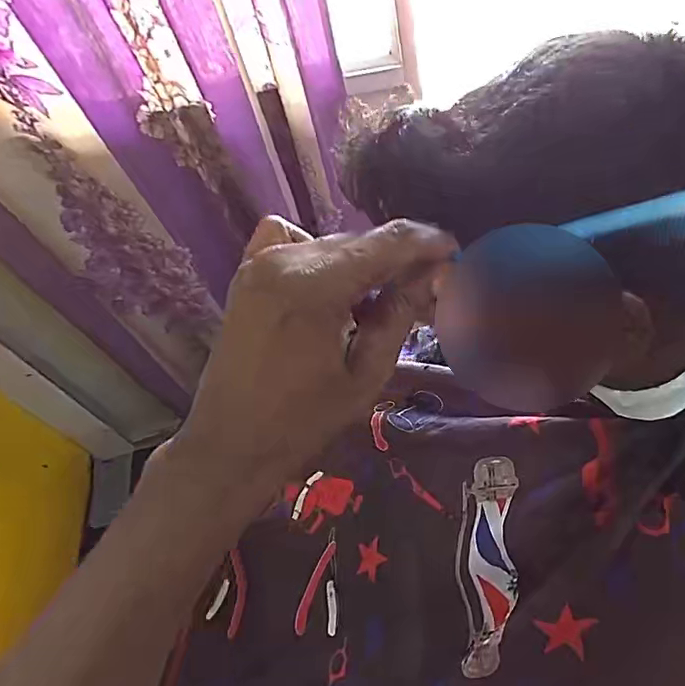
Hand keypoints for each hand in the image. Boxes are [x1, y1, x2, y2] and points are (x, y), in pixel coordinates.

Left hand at [166, 216, 456, 507]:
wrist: (229, 444)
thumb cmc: (302, 422)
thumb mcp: (365, 374)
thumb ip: (400, 314)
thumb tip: (436, 273)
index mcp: (314, 285)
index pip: (386, 243)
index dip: (427, 243)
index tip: (455, 254)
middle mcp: (284, 258)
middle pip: (361, 241)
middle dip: (400, 260)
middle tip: (428, 292)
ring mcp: (260, 261)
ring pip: (334, 244)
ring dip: (366, 264)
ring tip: (383, 302)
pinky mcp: (248, 273)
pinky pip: (295, 242)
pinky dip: (323, 256)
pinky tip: (333, 287)